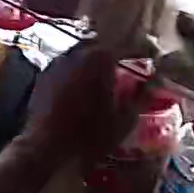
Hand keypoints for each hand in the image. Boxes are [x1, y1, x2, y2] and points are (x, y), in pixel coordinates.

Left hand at [16, 42, 139, 161]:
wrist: (46, 146)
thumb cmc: (90, 135)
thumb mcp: (124, 120)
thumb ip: (140, 97)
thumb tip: (149, 85)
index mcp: (100, 59)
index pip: (125, 47)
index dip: (139, 53)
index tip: (148, 60)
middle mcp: (76, 54)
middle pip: (99, 46)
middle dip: (113, 54)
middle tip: (125, 66)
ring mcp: (56, 63)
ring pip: (80, 55)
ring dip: (93, 62)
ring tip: (103, 76)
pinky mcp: (43, 75)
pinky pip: (65, 67)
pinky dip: (76, 72)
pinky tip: (81, 86)